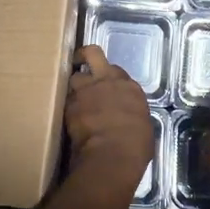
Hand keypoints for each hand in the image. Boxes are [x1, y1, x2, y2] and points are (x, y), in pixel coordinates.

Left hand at [66, 46, 153, 183]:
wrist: (113, 154)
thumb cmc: (135, 146)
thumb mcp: (142, 124)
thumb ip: (131, 112)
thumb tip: (126, 118)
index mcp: (129, 87)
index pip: (116, 72)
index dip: (110, 78)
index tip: (107, 86)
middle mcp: (107, 81)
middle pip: (92, 53)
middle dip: (84, 55)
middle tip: (79, 61)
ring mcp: (86, 90)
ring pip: (74, 77)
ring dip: (74, 86)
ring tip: (76, 99)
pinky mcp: (70, 105)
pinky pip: (67, 101)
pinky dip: (69, 108)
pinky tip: (71, 118)